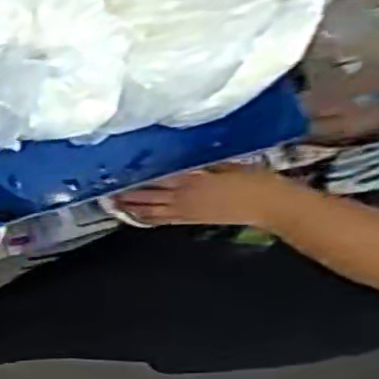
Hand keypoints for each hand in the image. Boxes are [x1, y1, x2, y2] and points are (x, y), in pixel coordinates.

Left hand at [115, 165, 304, 227]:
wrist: (272, 205)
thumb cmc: (256, 181)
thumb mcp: (230, 165)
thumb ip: (205, 164)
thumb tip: (186, 159)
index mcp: (192, 180)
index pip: (157, 177)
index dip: (138, 176)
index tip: (121, 172)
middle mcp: (181, 196)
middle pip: (145, 195)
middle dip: (125, 193)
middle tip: (106, 190)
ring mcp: (182, 210)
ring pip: (147, 209)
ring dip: (128, 206)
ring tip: (111, 202)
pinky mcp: (187, 220)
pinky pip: (158, 219)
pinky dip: (142, 217)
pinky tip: (132, 214)